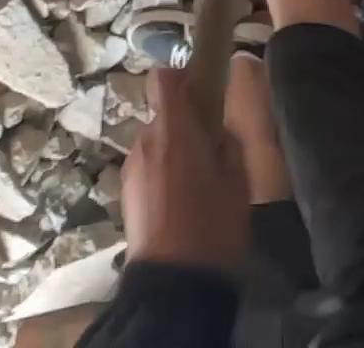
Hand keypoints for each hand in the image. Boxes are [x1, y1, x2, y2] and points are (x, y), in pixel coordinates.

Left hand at [121, 68, 249, 270]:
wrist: (173, 287)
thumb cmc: (213, 229)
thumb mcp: (237, 184)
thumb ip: (227, 145)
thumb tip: (217, 131)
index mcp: (175, 133)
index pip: (164, 79)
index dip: (181, 77)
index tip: (201, 91)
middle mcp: (146, 142)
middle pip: (163, 115)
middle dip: (184, 125)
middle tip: (210, 151)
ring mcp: (131, 167)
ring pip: (155, 143)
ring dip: (172, 152)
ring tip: (195, 186)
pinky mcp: (125, 192)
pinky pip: (147, 167)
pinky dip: (161, 174)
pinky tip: (179, 205)